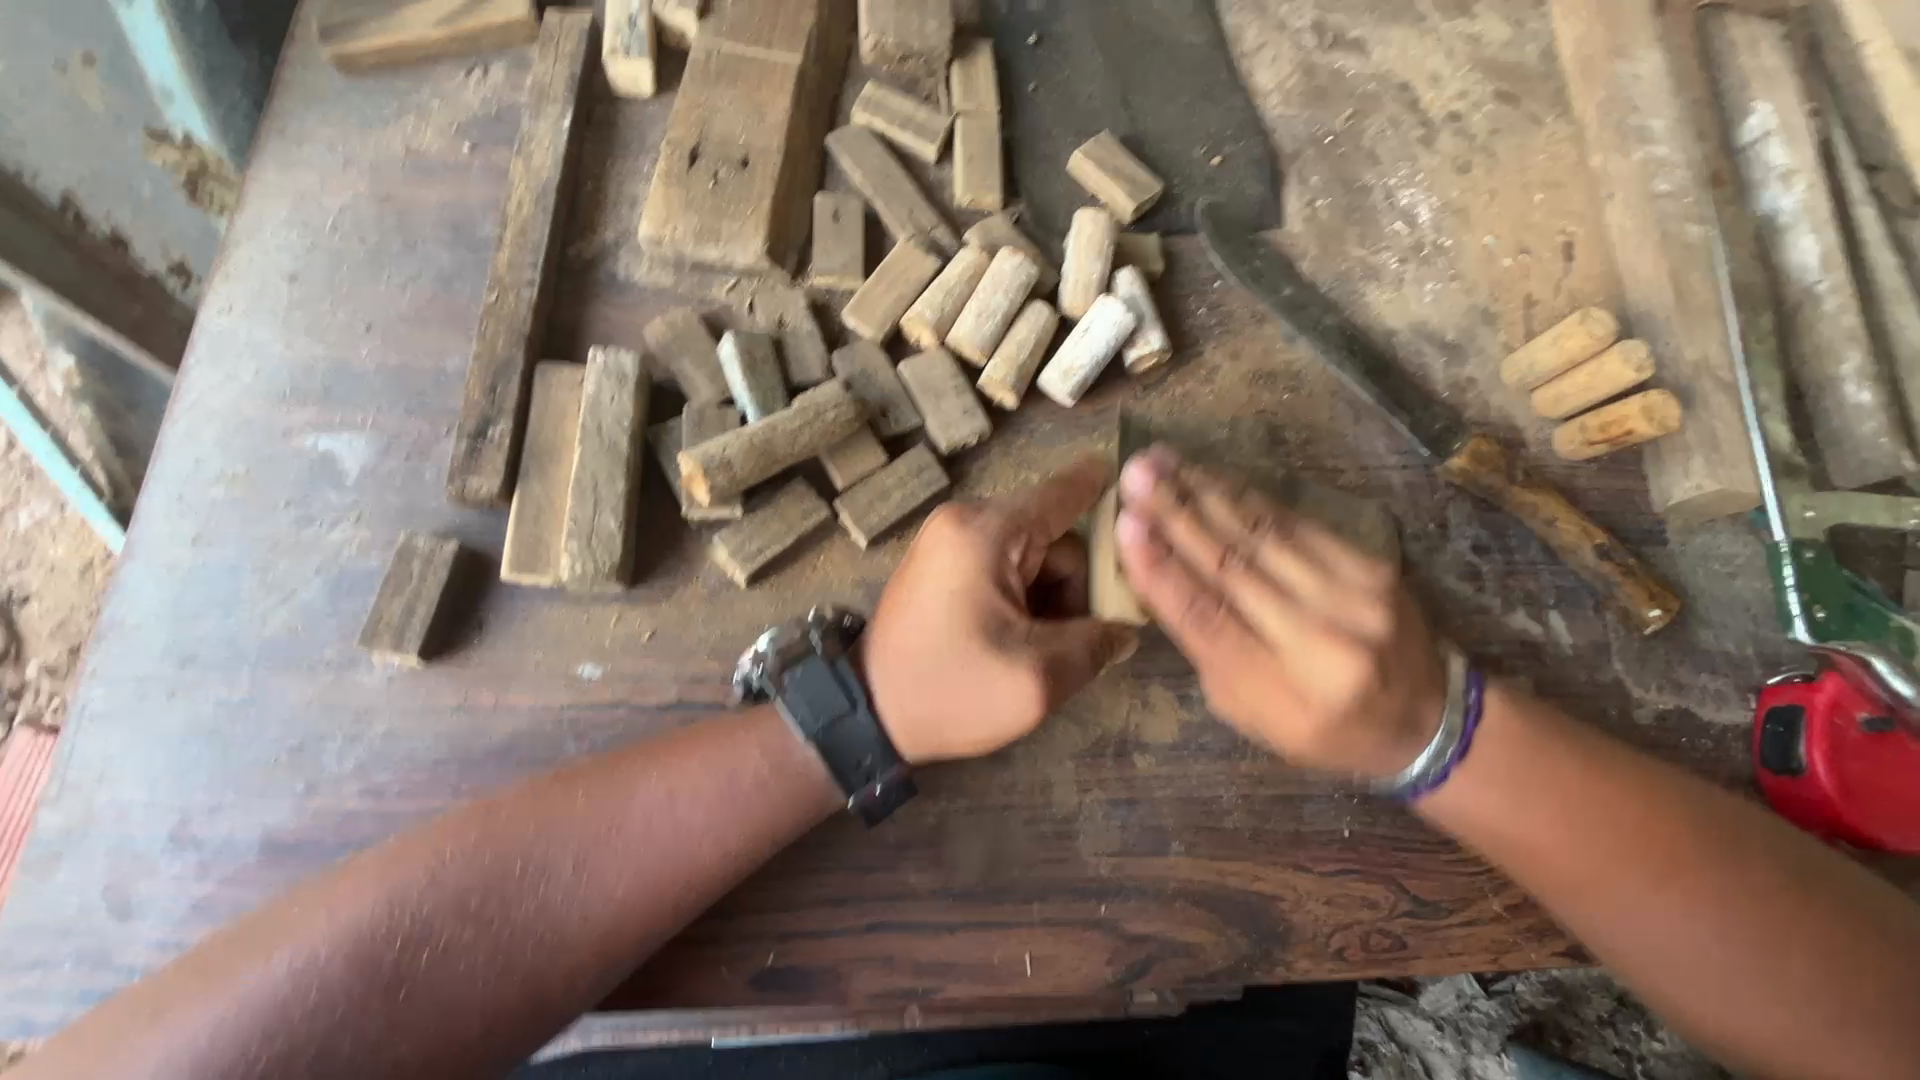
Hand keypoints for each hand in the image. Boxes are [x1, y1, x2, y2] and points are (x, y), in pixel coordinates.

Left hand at [861, 458, 1139, 764]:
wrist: (869, 714)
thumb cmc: (951, 691)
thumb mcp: (1037, 679)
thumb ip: (1095, 645)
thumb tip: (1125, 629)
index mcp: (986, 532)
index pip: (1064, 493)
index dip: (1107, 493)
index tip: (1144, 487)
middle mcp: (965, 522)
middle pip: (1055, 538)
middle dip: (1075, 588)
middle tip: (1077, 640)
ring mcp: (950, 542)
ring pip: (1034, 558)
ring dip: (1050, 601)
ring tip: (1037, 651)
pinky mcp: (943, 566)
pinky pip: (1006, 569)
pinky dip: (1024, 601)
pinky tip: (1018, 642)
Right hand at [1113, 445, 1445, 777]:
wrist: (1426, 720)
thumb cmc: (1317, 725)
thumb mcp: (1247, 708)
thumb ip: (1205, 645)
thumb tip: (1157, 576)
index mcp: (1280, 690)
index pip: (1206, 617)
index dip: (1161, 569)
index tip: (1125, 524)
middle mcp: (1321, 637)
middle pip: (1232, 565)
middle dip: (1176, 513)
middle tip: (1134, 474)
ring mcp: (1354, 595)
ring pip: (1263, 533)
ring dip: (1206, 491)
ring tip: (1163, 461)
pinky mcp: (1370, 564)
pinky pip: (1295, 523)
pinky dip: (1246, 496)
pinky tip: (1212, 476)